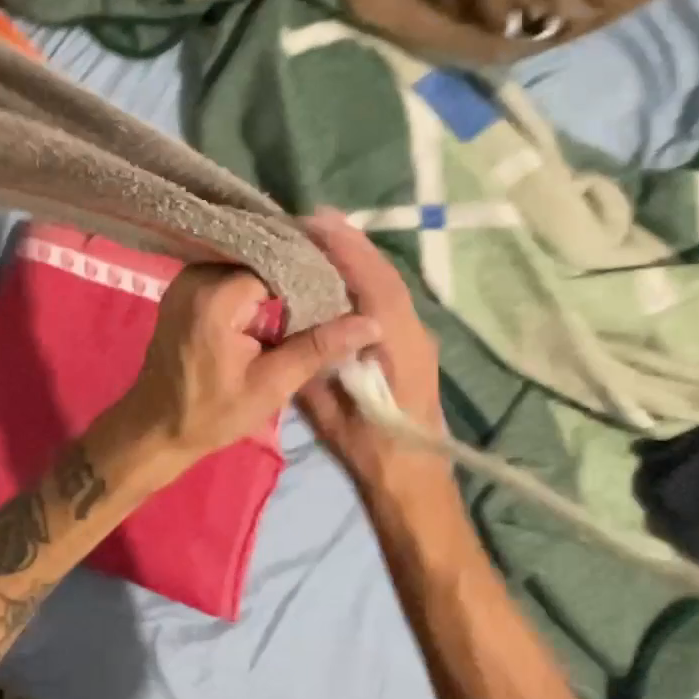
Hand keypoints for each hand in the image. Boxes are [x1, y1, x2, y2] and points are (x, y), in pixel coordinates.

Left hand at [111, 263, 381, 464]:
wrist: (156, 425)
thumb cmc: (212, 412)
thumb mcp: (271, 385)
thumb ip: (318, 347)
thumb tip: (372, 322)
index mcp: (215, 296)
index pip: (274, 261)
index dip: (308, 272)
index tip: (340, 285)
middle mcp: (194, 277)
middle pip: (255, 255)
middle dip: (291, 269)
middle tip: (331, 286)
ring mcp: (183, 281)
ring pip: (240, 260)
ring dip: (271, 274)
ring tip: (310, 291)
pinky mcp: (181, 290)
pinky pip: (223, 271)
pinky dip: (249, 281)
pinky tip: (276, 299)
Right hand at [293, 210, 450, 492]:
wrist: (412, 478)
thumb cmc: (369, 446)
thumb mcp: (328, 406)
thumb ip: (313, 358)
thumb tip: (285, 319)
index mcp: (395, 341)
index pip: (373, 280)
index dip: (345, 247)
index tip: (312, 220)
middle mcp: (410, 329)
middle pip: (382, 272)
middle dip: (347, 242)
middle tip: (305, 220)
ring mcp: (413, 335)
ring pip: (385, 282)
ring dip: (354, 255)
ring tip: (315, 236)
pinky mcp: (406, 342)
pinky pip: (382, 296)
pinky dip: (359, 275)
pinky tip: (333, 270)